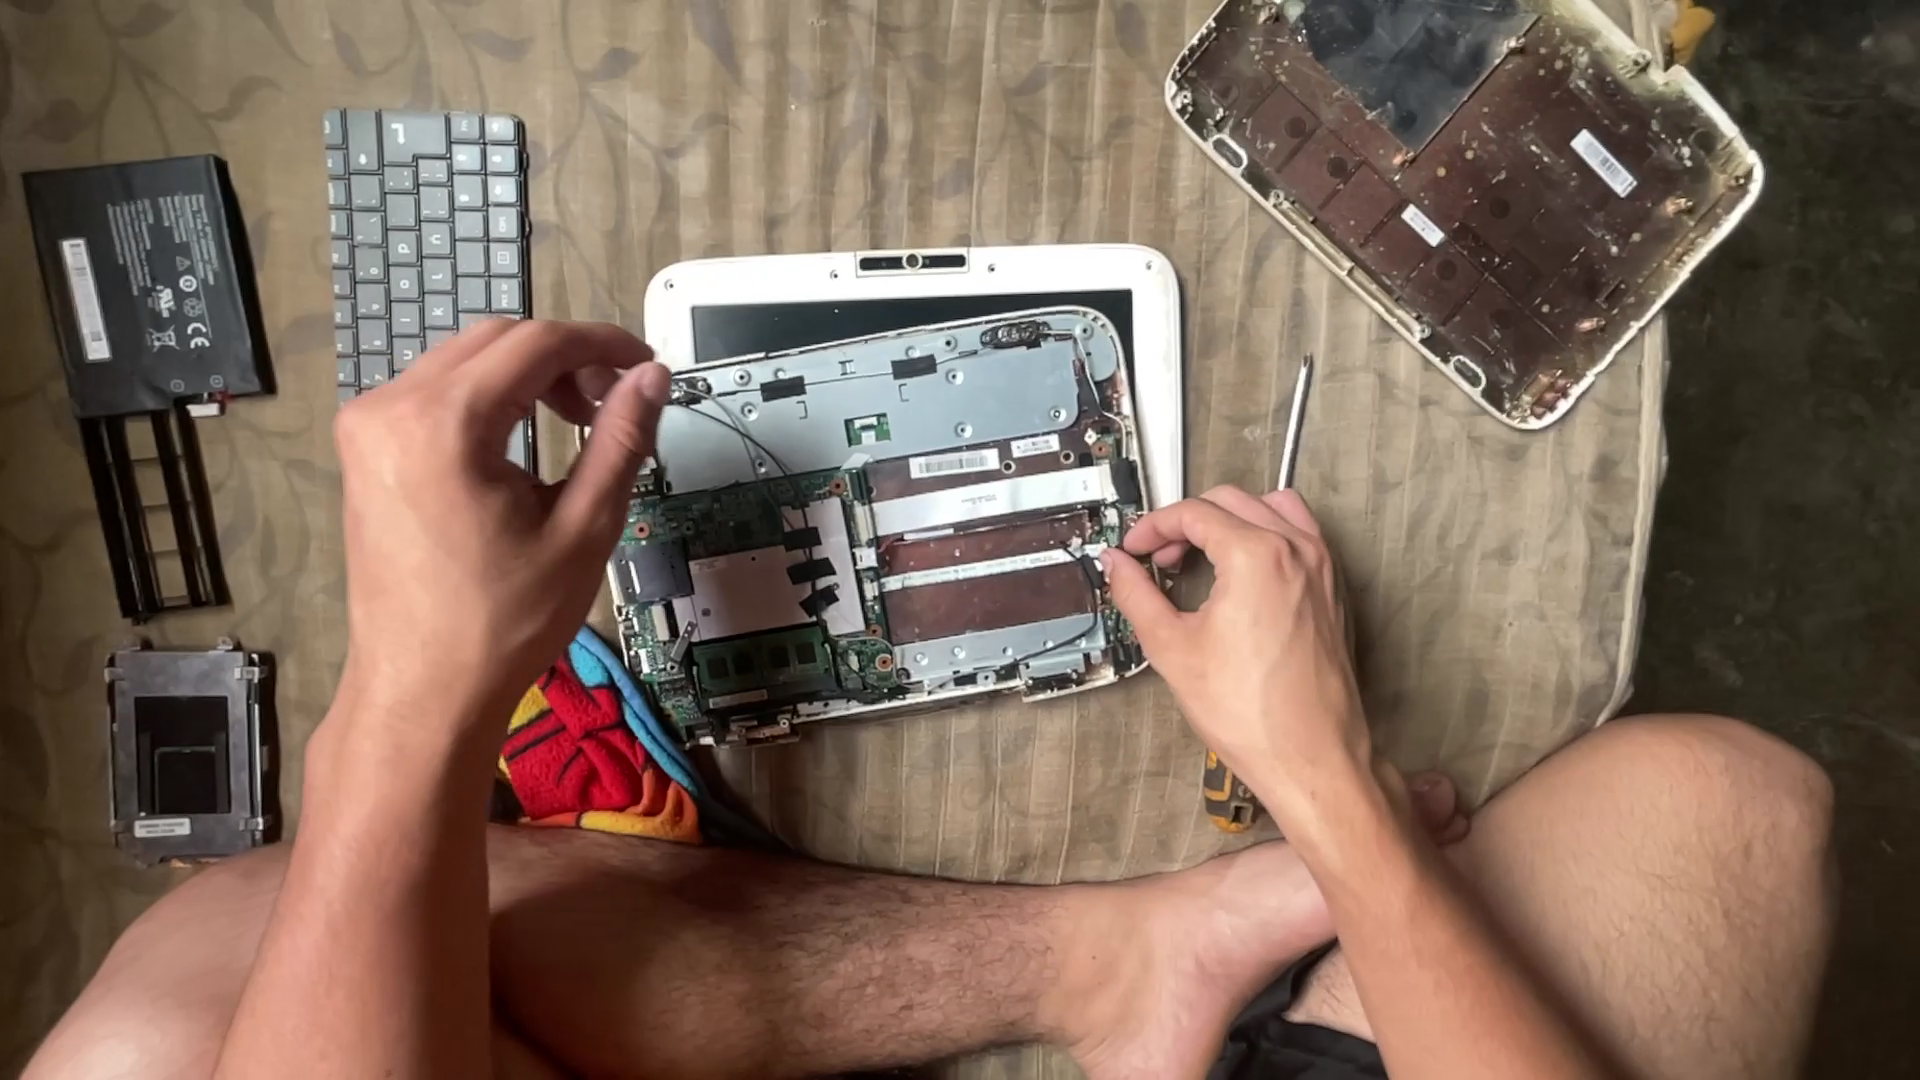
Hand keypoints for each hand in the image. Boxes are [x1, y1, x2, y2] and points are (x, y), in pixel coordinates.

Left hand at [332, 320, 668, 735]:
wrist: (424, 687)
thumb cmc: (507, 619)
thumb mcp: (584, 527)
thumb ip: (621, 441)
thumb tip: (653, 380)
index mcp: (441, 425)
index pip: (535, 343)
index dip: (603, 344)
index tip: (647, 367)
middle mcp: (389, 409)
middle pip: (498, 340)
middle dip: (569, 359)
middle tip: (618, 404)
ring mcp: (369, 427)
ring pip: (469, 360)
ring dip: (534, 376)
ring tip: (582, 424)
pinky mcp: (369, 450)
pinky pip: (441, 392)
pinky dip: (497, 397)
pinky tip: (530, 439)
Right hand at [1101, 486, 1369, 826]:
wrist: (1311, 758)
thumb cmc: (1251, 711)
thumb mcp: (1170, 647)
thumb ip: (1136, 593)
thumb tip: (1116, 565)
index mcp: (1256, 556)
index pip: (1194, 513)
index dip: (1153, 527)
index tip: (1134, 549)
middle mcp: (1296, 551)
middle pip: (1229, 501)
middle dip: (1185, 521)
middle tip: (1158, 556)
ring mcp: (1322, 568)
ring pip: (1270, 507)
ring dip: (1228, 519)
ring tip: (1201, 555)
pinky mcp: (1334, 590)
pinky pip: (1300, 534)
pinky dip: (1265, 534)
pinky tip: (1242, 572)